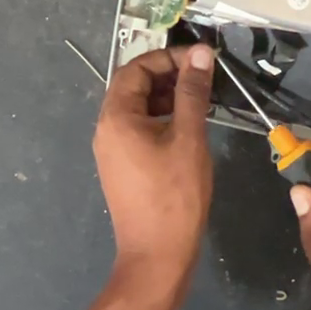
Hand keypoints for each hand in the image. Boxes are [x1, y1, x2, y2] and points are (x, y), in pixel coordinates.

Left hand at [93, 45, 216, 288]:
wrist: (156, 255)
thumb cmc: (174, 195)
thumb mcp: (189, 138)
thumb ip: (192, 92)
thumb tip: (201, 54)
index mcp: (116, 117)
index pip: (137, 68)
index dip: (169, 58)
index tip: (202, 60)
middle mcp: (106, 128)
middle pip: (134, 86)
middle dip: (168, 75)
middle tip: (204, 78)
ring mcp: (112, 149)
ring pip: (138, 107)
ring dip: (167, 97)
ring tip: (201, 100)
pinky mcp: (122, 165)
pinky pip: (139, 128)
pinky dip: (162, 118)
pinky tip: (188, 125)